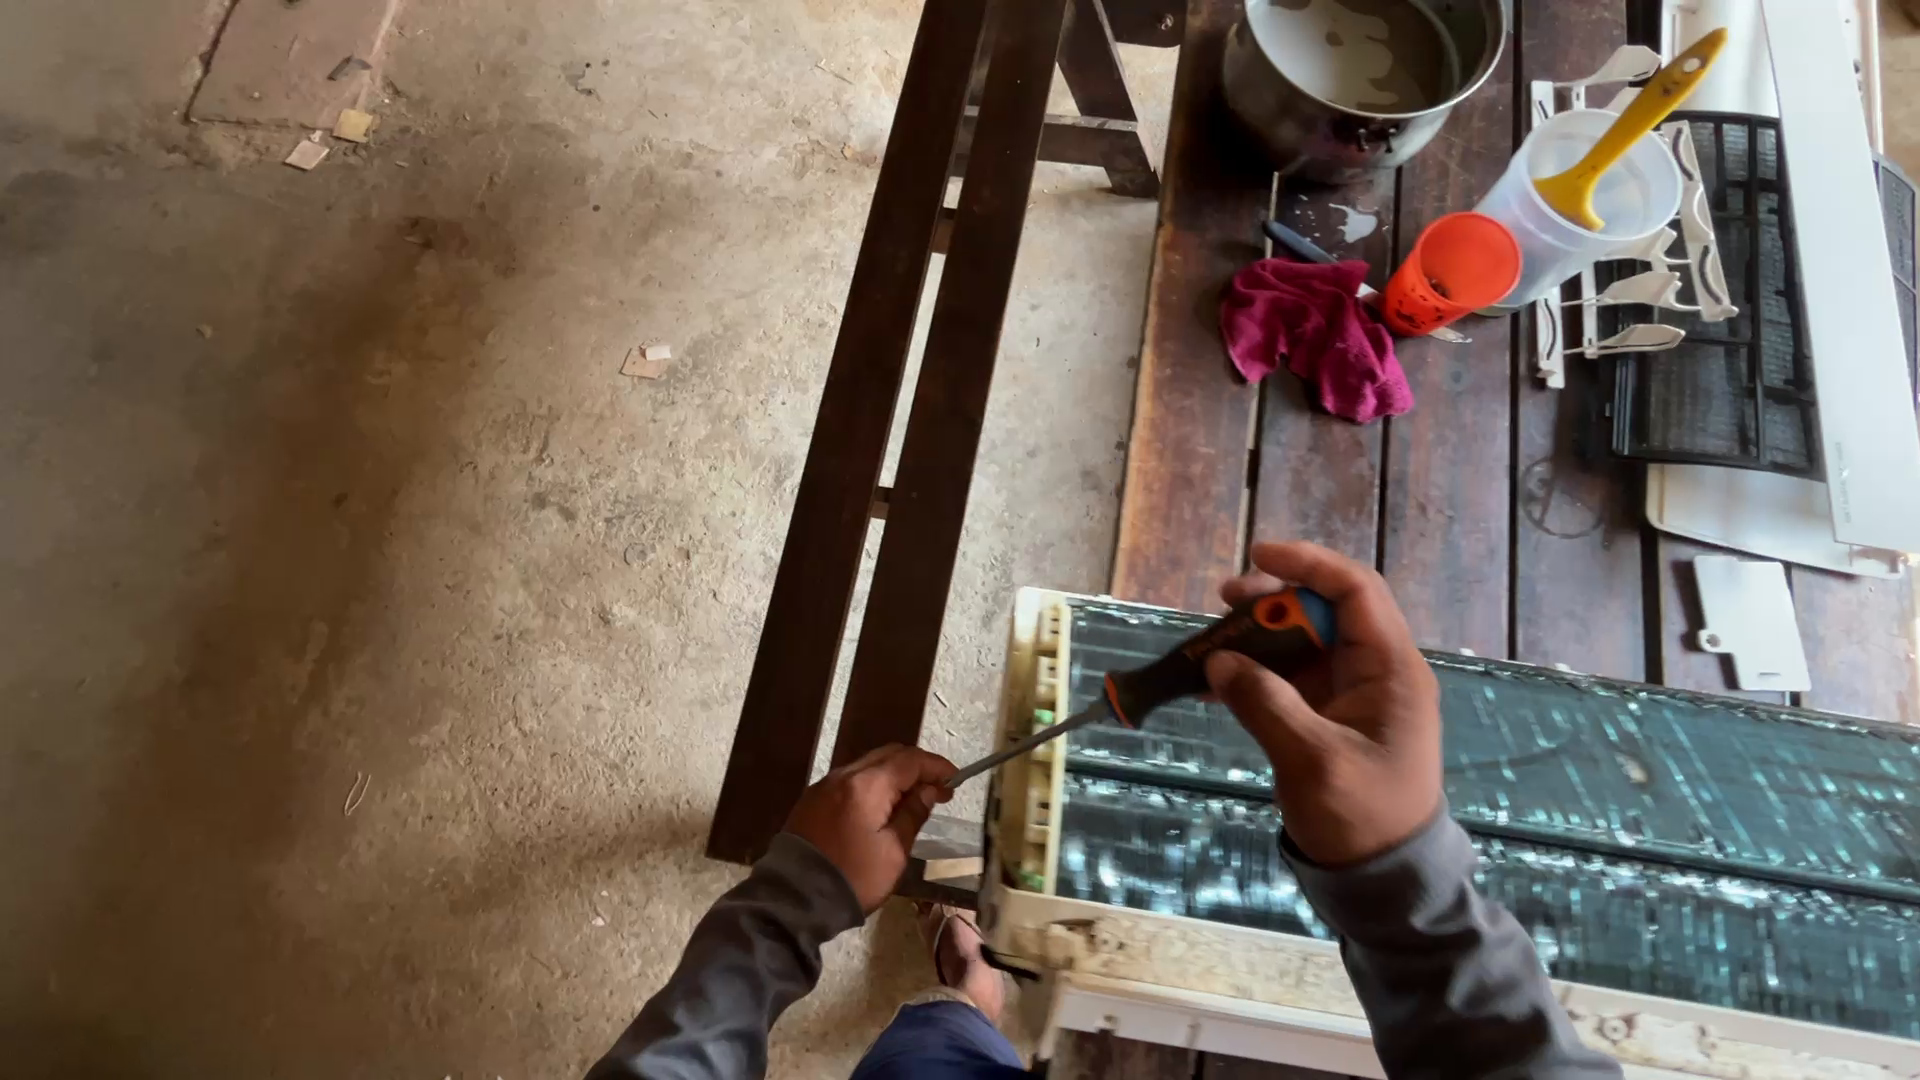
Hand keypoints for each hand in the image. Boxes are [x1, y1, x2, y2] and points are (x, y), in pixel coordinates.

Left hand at [784, 744, 957, 911]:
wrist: (793, 900)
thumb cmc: (852, 878)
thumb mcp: (893, 852)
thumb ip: (912, 815)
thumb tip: (928, 790)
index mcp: (867, 785)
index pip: (909, 760)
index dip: (936, 766)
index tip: (955, 780)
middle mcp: (844, 775)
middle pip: (888, 755)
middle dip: (917, 767)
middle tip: (937, 790)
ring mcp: (825, 785)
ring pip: (869, 765)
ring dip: (894, 775)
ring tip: (913, 799)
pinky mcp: (813, 799)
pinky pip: (851, 780)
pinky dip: (873, 784)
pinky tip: (882, 806)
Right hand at [1205, 541, 1441, 866]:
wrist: (1379, 875)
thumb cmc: (1362, 816)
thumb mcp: (1313, 761)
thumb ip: (1265, 704)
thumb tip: (1218, 661)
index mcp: (1390, 669)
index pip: (1355, 591)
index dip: (1308, 564)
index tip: (1258, 556)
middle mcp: (1370, 668)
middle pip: (1320, 607)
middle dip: (1270, 598)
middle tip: (1224, 602)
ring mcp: (1344, 689)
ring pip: (1295, 637)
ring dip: (1251, 634)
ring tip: (1209, 645)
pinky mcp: (1320, 710)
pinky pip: (1281, 672)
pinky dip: (1247, 670)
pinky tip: (1209, 679)